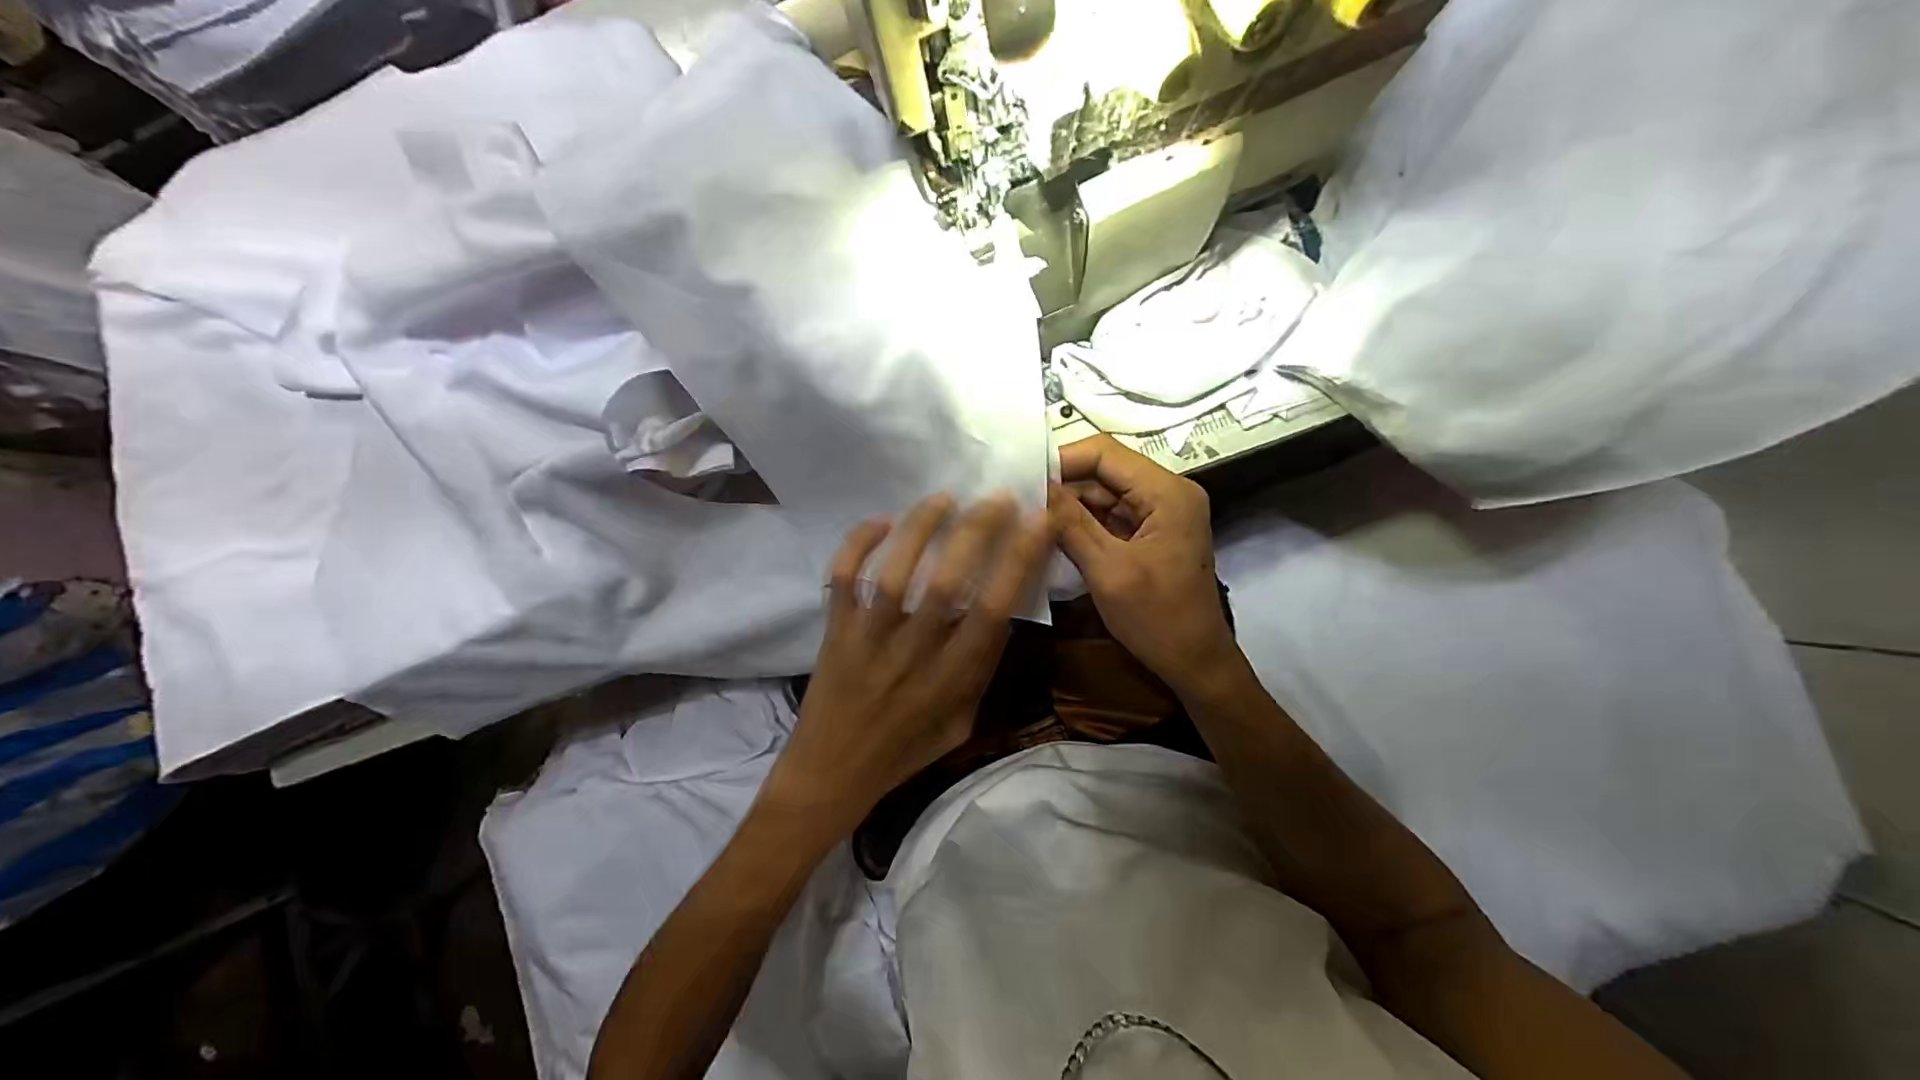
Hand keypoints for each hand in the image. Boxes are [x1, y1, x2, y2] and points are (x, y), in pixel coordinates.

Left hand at [761, 493, 1050, 833]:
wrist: (832, 773)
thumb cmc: (905, 750)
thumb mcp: (961, 720)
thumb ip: (982, 669)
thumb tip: (1003, 613)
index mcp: (952, 679)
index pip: (994, 610)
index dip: (1020, 561)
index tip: (1038, 520)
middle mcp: (913, 654)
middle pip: (949, 582)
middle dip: (978, 532)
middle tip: (996, 497)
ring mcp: (869, 640)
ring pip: (895, 574)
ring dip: (922, 529)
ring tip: (945, 497)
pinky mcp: (834, 632)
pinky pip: (842, 580)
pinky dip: (857, 545)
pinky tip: (880, 521)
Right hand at [1048, 435, 1238, 696]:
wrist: (1195, 662)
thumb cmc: (1157, 618)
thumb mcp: (1107, 570)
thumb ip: (1070, 523)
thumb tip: (1034, 487)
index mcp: (1166, 492)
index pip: (1105, 453)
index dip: (1062, 459)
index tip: (1022, 476)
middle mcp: (1167, 492)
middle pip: (1104, 471)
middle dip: (1062, 484)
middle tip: (1018, 499)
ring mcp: (1160, 513)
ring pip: (1104, 494)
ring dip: (1069, 505)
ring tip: (1027, 516)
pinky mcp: (1150, 533)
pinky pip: (1110, 516)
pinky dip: (1082, 523)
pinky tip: (1051, 534)